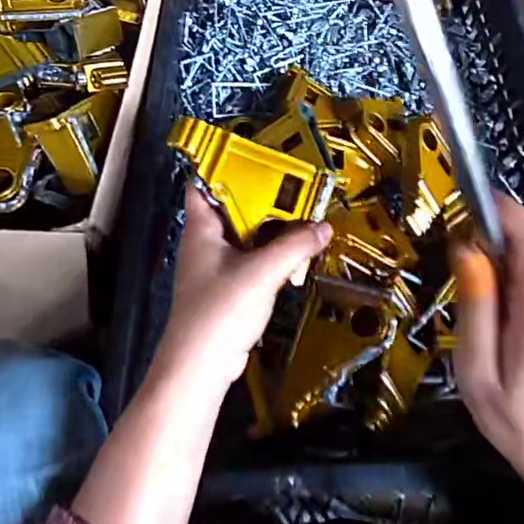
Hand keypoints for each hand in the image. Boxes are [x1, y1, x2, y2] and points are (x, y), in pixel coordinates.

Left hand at [149, 184, 332, 393]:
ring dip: (271, 229)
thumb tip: (323, 228)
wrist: (200, 370)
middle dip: (263, 197)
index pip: (204, 181)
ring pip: (247, 234)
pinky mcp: (229, 288)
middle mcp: (206, 242)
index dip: (226, 164)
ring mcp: (216, 266)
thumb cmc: (218, 313)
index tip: (257, 154)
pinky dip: (272, 255)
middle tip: (293, 187)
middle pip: (234, 206)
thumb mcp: (262, 272)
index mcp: (202, 228)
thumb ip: (295, 246)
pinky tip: (293, 258)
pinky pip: (253, 260)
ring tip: (300, 220)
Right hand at [452, 198, 523, 481]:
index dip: (503, 209)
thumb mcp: (476, 367)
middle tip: (458, 251)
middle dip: (492, 233)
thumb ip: (473, 305)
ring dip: (498, 256)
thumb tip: (466, 250)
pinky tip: (492, 304)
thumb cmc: (516, 415)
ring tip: (472, 286)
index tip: (469, 199)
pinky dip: (509, 272)